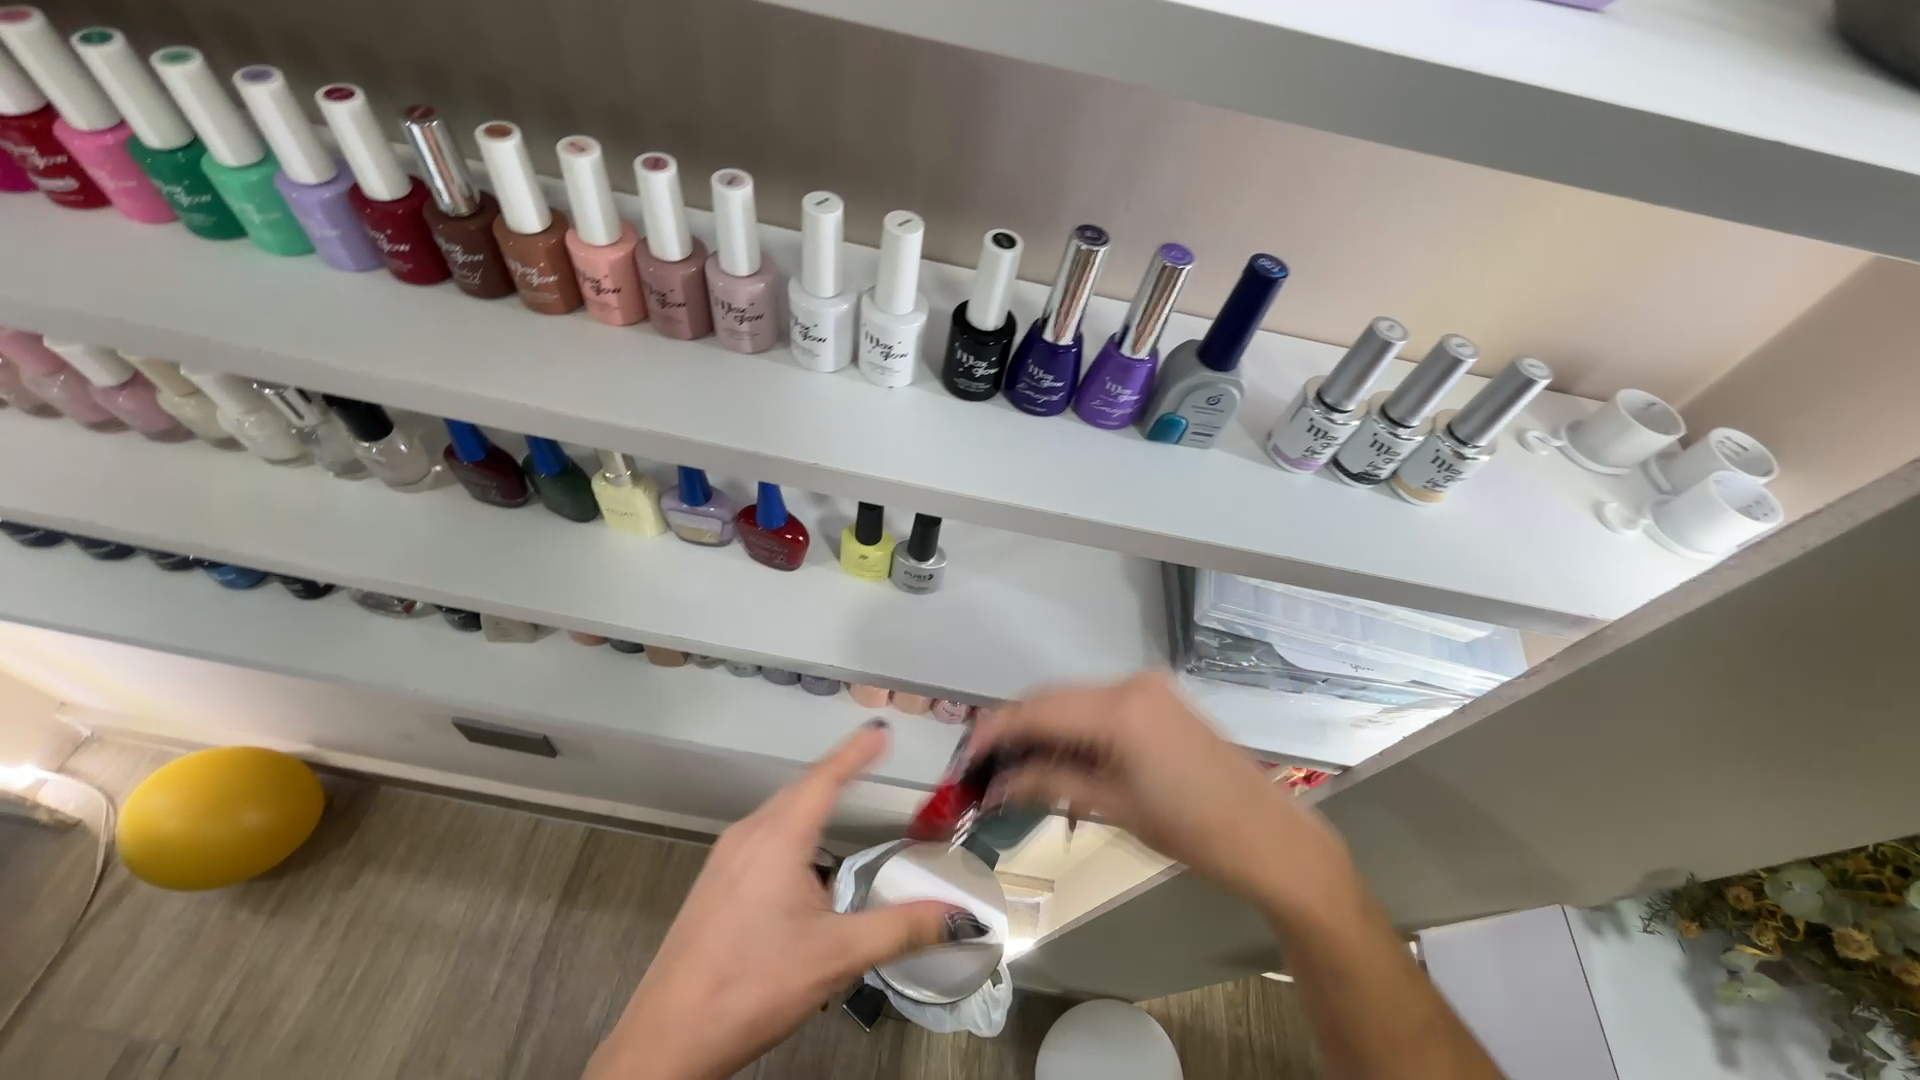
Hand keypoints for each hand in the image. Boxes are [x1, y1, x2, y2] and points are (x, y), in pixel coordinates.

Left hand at [586, 720, 979, 1079]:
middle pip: (800, 792)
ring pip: (778, 817)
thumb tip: (962, 917)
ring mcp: (724, 861)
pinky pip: (761, 840)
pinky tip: (805, 864)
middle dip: (837, 775)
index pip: (825, 778)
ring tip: (844, 805)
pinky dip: (792, 833)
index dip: (855, 753)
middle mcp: (747, 836)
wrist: (669, 1036)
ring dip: (812, 806)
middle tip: (871, 761)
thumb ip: (903, 928)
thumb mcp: (839, 954)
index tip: (880, 731)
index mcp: (778, 838)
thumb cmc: (755, 984)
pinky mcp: (713, 886)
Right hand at [972, 673, 1351, 913]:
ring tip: (1017, 773)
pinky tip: (1058, 761)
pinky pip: (1100, 708)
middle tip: (986, 771)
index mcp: (1120, 708)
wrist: (1269, 837)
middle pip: (1053, 700)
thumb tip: (998, 783)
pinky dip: (1074, 732)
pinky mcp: (1159, 702)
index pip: (1038, 709)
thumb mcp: (1114, 807)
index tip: (966, 759)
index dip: (995, 731)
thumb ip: (1050, 783)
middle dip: (1016, 732)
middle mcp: (1132, 684)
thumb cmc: (1194, 830)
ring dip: (1044, 733)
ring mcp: (1149, 689)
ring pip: (1074, 703)